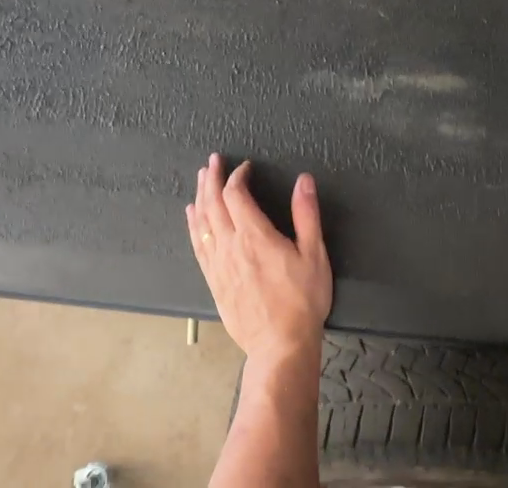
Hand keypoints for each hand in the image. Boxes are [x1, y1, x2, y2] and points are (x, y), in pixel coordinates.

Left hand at [187, 153, 332, 367]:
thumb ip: (306, 215)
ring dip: (200, 196)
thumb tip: (303, 180)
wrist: (280, 346)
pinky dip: (193, 225)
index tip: (245, 167)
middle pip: (212, 203)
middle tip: (213, 160)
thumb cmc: (302, 301)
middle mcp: (231, 246)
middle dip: (212, 178)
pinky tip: (192, 215)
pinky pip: (197, 245)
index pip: (236, 195)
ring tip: (200, 178)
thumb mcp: (314, 255)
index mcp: (254, 236)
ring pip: (201, 222)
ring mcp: (218, 265)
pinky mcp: (213, 281)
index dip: (238, 176)